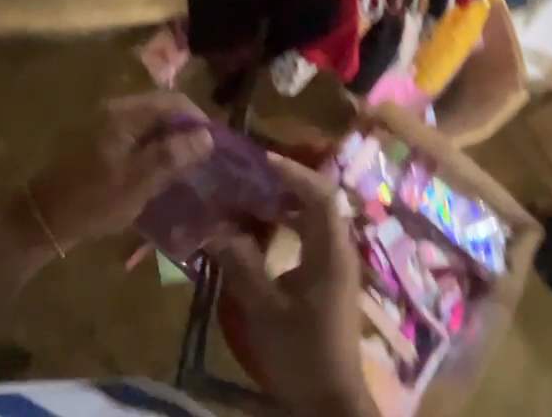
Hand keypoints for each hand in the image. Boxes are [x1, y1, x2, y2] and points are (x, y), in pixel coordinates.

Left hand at [26, 91, 213, 248]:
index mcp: (123, 113)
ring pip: (149, 121)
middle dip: (185, 128)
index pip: (172, 101)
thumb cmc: (93, 200)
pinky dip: (153, 144)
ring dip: (170, 137)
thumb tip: (207, 135)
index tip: (216, 144)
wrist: (44, 216)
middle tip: (205, 156)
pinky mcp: (99, 137)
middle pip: (161, 107)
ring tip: (188, 164)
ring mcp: (104, 121)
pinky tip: (161, 167)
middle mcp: (114, 108)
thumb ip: (171, 156)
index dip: (198, 119)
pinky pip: (136, 132)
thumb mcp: (137, 182)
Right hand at [216, 156, 375, 416]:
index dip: (293, 171)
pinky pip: (306, 236)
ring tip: (244, 195)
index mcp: (331, 251)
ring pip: (310, 218)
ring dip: (281, 203)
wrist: (329, 402)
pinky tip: (255, 232)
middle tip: (245, 173)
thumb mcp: (263, 306)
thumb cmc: (301, 351)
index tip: (259, 159)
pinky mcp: (326, 280)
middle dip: (282, 182)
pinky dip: (283, 225)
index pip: (320, 193)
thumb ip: (239, 261)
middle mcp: (338, 250)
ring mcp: (334, 265)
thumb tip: (213, 224)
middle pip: (317, 200)